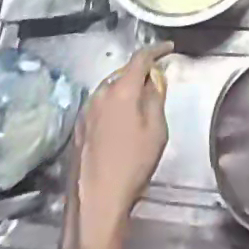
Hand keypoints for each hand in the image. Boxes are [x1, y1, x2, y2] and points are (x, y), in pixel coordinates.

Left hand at [67, 42, 171, 248]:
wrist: (97, 199)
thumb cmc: (134, 162)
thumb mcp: (156, 129)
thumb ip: (155, 97)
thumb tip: (154, 78)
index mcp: (120, 91)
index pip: (139, 59)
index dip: (156, 50)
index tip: (169, 48)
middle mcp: (99, 95)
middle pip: (123, 72)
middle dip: (141, 71)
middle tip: (159, 77)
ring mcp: (85, 112)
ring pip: (110, 88)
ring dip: (126, 87)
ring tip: (142, 98)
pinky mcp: (79, 128)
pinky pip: (101, 103)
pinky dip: (115, 101)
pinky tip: (123, 118)